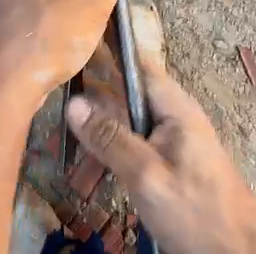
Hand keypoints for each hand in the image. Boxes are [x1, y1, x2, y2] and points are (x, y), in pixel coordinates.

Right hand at [67, 66, 255, 253]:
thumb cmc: (197, 212)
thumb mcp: (147, 176)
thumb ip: (110, 139)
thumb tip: (72, 103)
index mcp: (176, 106)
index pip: (137, 63)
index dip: (107, 49)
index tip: (73, 44)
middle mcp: (177, 115)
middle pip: (130, 90)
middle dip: (97, 87)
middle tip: (57, 86)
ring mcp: (177, 139)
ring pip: (131, 117)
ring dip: (104, 119)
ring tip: (67, 119)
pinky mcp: (174, 162)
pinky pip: (138, 140)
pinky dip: (116, 141)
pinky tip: (93, 151)